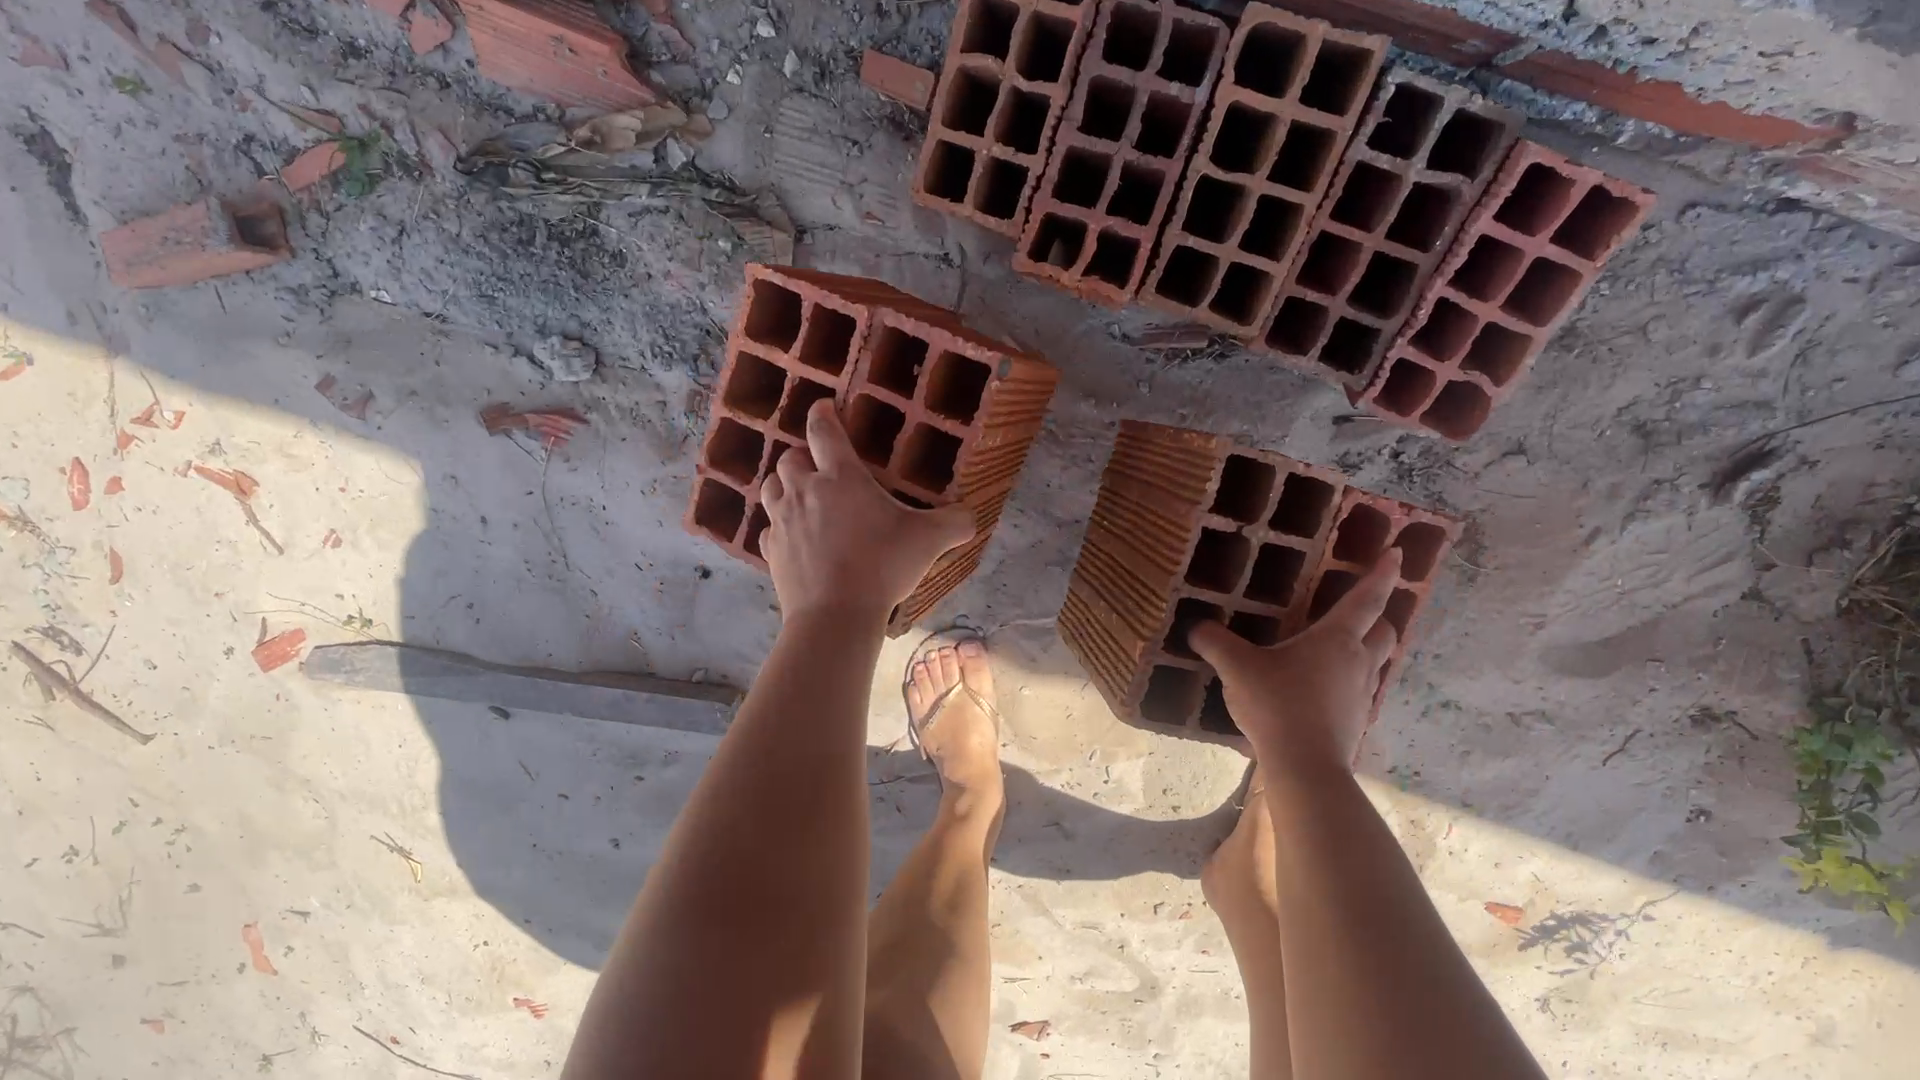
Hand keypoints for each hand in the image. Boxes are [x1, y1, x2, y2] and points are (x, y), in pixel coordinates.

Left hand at [759, 400, 973, 623]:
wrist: (835, 615)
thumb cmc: (882, 566)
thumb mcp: (929, 541)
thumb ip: (954, 523)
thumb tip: (971, 516)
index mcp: (840, 477)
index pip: (824, 431)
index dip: (823, 414)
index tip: (825, 407)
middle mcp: (805, 491)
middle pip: (790, 457)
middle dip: (803, 455)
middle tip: (820, 465)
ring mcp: (782, 521)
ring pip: (771, 487)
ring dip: (785, 484)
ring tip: (802, 495)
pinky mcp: (772, 551)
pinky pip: (768, 528)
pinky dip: (779, 525)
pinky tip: (793, 536)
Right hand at [1190, 548, 1402, 779]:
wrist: (1305, 766)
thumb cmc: (1277, 705)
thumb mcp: (1236, 669)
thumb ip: (1215, 644)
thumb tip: (1196, 628)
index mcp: (1336, 639)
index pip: (1367, 599)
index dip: (1382, 575)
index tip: (1397, 554)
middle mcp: (1358, 662)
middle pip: (1384, 632)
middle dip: (1379, 617)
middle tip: (1365, 612)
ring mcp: (1361, 695)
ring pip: (1377, 663)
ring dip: (1369, 651)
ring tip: (1344, 650)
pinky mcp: (1356, 722)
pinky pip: (1362, 691)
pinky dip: (1352, 682)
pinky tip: (1327, 691)